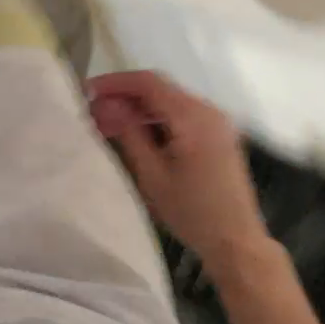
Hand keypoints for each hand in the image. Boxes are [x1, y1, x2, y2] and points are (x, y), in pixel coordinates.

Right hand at [88, 71, 270, 267]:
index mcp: (193, 116)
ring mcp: (216, 122)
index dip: (115, 82)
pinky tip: (137, 135)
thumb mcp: (152, 174)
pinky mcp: (218, 135)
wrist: (236, 241)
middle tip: (93, 113)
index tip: (87, 92)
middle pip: (160, 89)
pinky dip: (157, 119)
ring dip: (139, 109)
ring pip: (170, 102)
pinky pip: (182, 116)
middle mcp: (208, 111)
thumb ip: (128, 133)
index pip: (149, 83)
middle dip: (125, 97)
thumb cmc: (191, 212)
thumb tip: (105, 105)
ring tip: (109, 125)